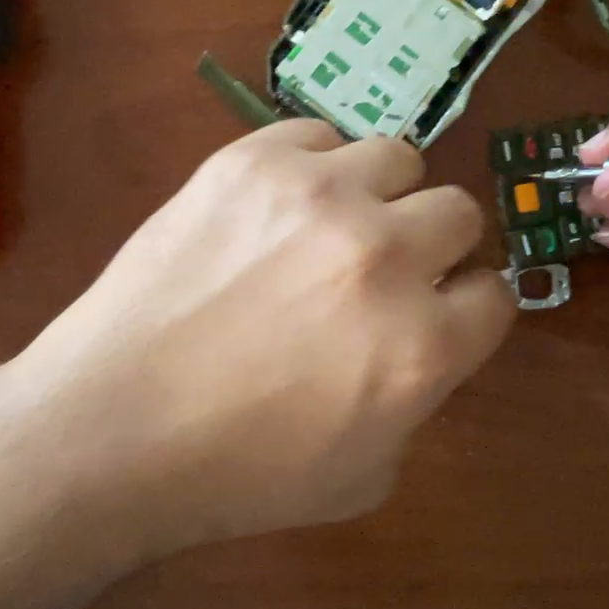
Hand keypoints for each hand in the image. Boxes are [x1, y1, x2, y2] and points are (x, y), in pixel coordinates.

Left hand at [6, 119, 516, 555]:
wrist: (112, 422)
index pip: (496, 293)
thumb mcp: (365, 473)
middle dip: (432, 246)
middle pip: (459, 212)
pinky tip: (278, 206)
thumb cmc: (237, 471)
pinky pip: (319, 134)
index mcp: (422, 344)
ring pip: (398, 158)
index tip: (436, 310)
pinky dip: (314, 167)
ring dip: (379, 195)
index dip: (464, 307)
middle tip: (382, 270)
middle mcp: (383, 254)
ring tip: (329, 227)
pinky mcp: (252, 160)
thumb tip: (426, 336)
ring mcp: (316, 195)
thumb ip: (420, 397)